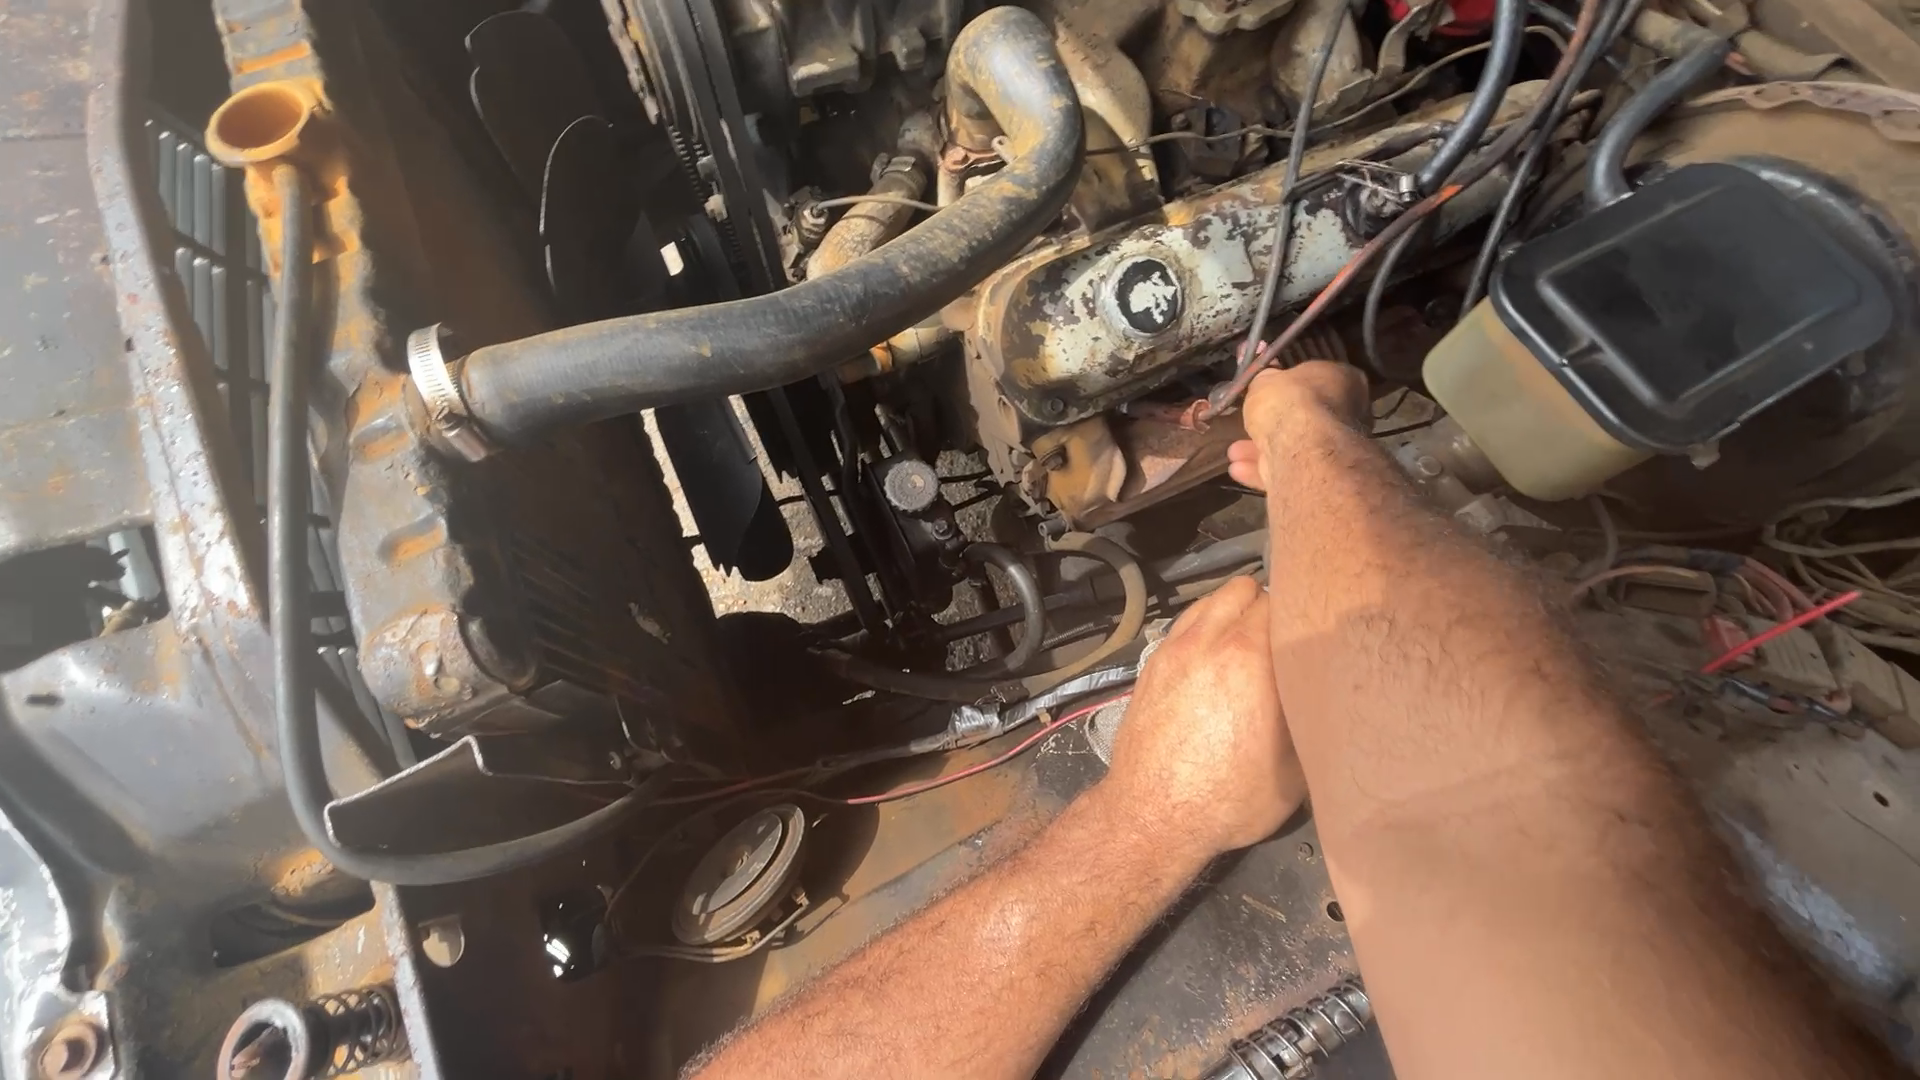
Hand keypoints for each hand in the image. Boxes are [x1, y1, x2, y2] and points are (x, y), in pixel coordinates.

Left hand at [1101, 576, 1304, 856]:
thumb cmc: (1229, 798)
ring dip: (1232, 611)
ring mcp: (1174, 647)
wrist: (1152, 812)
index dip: (1301, 614)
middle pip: (1243, 590)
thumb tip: (1325, 686)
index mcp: (1249, 659)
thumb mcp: (1296, 768)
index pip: (1281, 601)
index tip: (1314, 633)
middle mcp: (1208, 640)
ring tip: (1249, 642)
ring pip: (1210, 600)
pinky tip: (1215, 657)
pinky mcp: (1152, 661)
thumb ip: (1311, 714)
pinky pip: (1185, 623)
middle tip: (1283, 637)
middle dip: (1267, 606)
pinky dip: (1204, 626)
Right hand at [1227, 363, 1369, 491]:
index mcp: (1345, 379)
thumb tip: (1266, 377)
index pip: (1316, 380)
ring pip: (1294, 446)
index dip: (1287, 387)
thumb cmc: (1289, 402)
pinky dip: (1262, 468)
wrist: (1301, 448)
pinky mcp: (1321, 476)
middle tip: (1247, 425)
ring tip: (1234, 451)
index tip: (1265, 394)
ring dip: (1261, 448)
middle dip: (1271, 424)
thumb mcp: (1266, 379)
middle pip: (1304, 417)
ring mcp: (1337, 448)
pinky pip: (1288, 468)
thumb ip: (1266, 379)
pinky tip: (1239, 468)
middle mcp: (1349, 414)